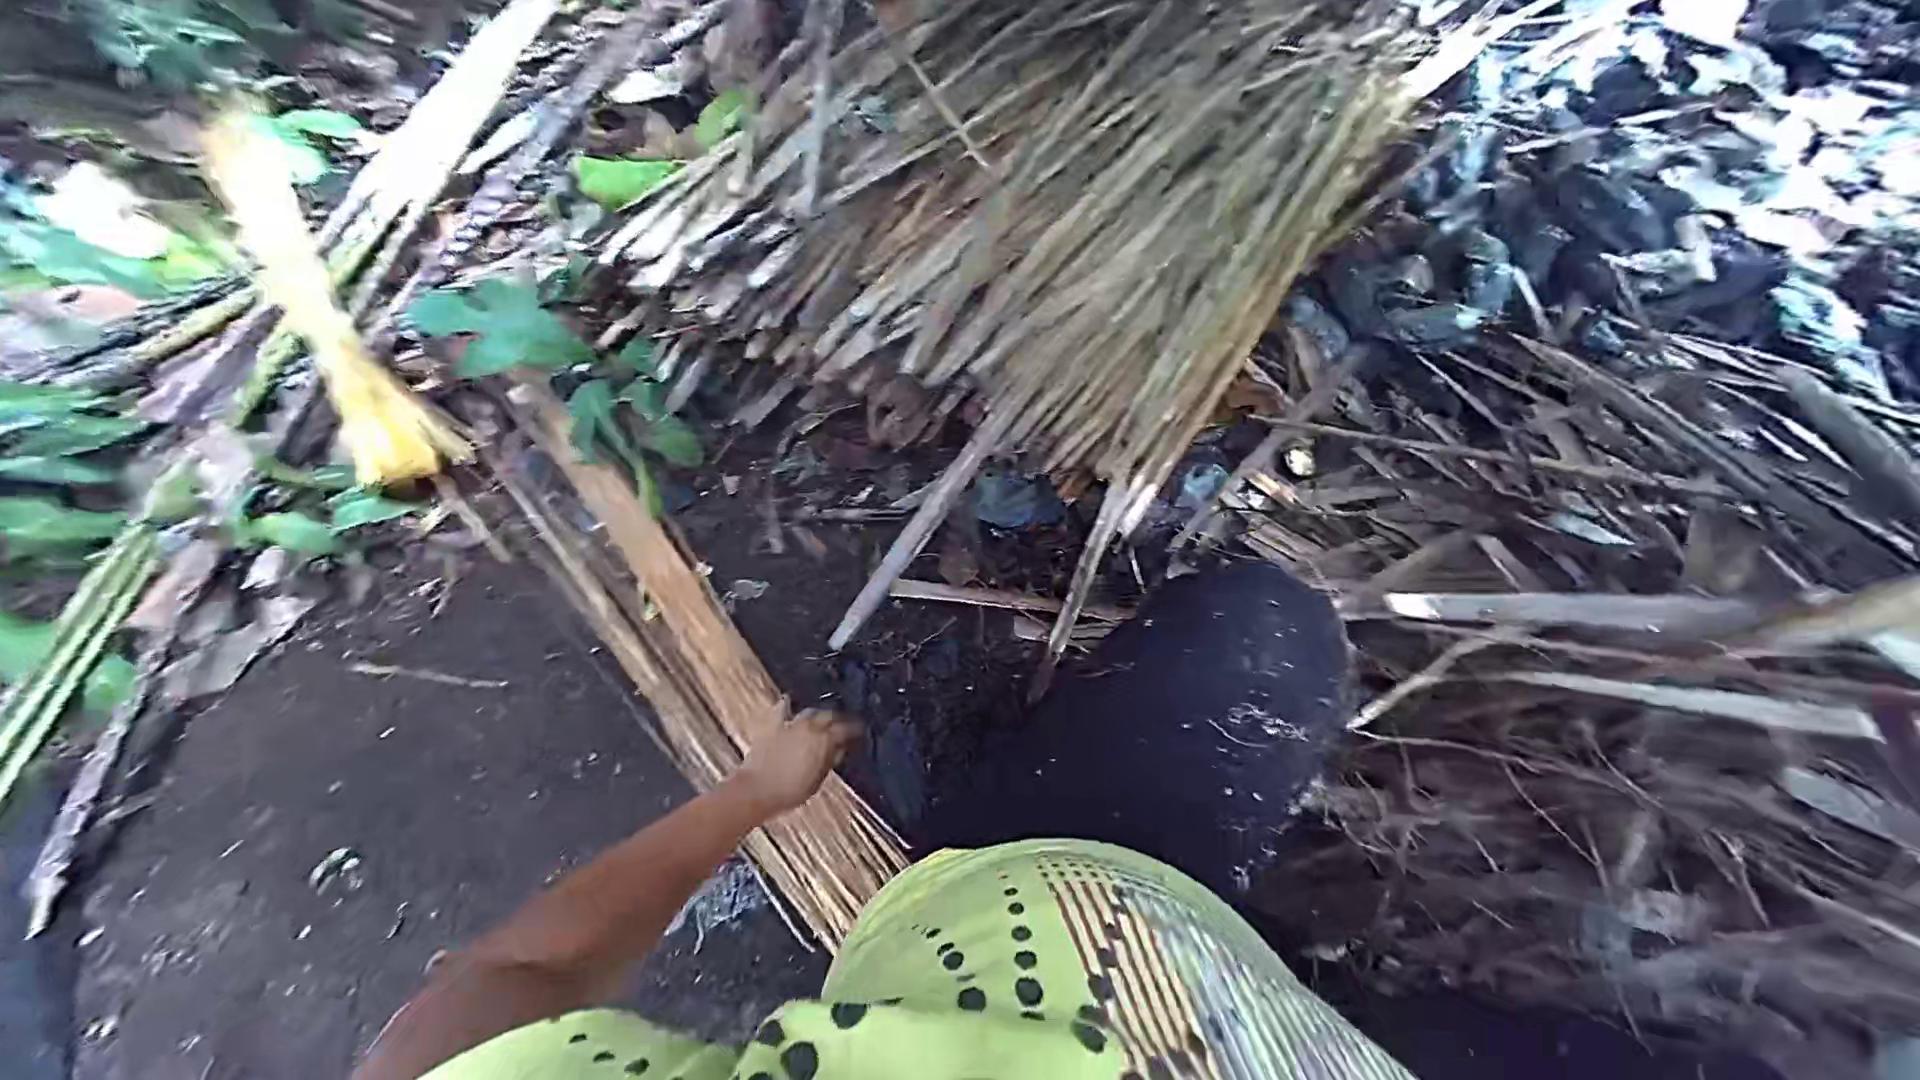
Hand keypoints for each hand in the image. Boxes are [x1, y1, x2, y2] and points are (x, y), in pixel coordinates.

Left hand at [728, 709, 860, 817]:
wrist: (756, 791)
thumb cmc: (788, 791)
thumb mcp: (817, 781)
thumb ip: (830, 761)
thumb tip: (838, 751)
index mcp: (825, 741)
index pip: (847, 729)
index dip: (855, 729)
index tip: (860, 730)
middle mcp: (810, 727)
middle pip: (830, 716)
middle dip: (838, 719)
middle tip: (843, 725)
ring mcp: (791, 725)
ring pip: (810, 711)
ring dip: (818, 714)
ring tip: (822, 717)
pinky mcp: (773, 726)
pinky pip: (782, 708)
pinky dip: (787, 703)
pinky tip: (789, 699)